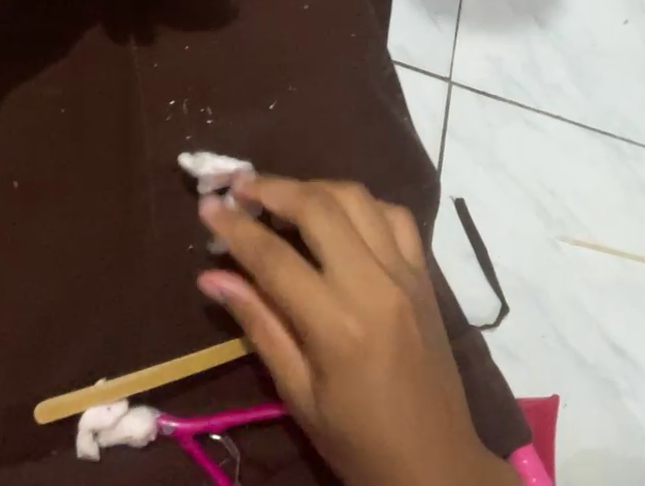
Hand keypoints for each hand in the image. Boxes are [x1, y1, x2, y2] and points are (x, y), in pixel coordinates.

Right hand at [198, 178, 517, 485]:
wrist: (438, 465)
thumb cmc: (358, 439)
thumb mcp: (298, 393)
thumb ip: (258, 325)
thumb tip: (209, 276)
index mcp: (337, 326)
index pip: (273, 257)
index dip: (234, 227)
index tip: (206, 206)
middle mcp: (374, 286)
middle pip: (318, 207)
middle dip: (272, 188)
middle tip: (238, 187)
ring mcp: (405, 274)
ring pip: (356, 198)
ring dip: (313, 186)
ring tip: (281, 195)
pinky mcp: (425, 274)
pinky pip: (394, 215)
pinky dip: (360, 203)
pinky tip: (337, 215)